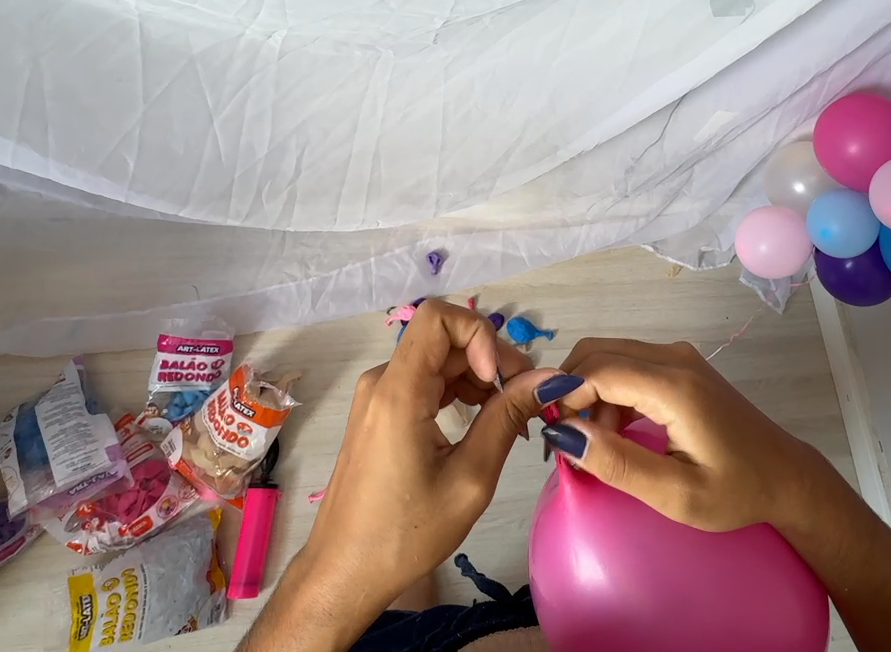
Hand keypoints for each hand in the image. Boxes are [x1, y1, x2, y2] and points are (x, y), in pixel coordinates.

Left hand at [244, 300, 557, 650]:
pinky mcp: (381, 410)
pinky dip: (460, 389)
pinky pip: (426, 379)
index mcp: (398, 390)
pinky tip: (483, 421)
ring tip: (510, 415)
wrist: (343, 574)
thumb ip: (508, 418)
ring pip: (439, 357)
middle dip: (491, 358)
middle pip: (445, 338)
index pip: (439, 317)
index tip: (499, 378)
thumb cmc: (405, 534)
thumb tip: (548, 378)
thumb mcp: (470, 479)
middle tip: (526, 398)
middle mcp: (383, 380)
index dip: (479, 334)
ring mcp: (378, 394)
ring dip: (479, 375)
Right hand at [538, 337, 829, 533]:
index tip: (551, 434)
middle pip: (599, 352)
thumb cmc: (735, 491)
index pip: (599, 369)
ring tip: (595, 443)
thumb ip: (618, 463)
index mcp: (674, 386)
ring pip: (611, 354)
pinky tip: (616, 429)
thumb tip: (564, 434)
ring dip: (590, 391)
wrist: (785, 475)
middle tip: (567, 438)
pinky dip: (609, 389)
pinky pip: (629, 363)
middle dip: (571, 389)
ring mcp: (678, 356)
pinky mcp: (680, 364)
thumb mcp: (676, 494)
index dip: (564, 395)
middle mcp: (673, 357)